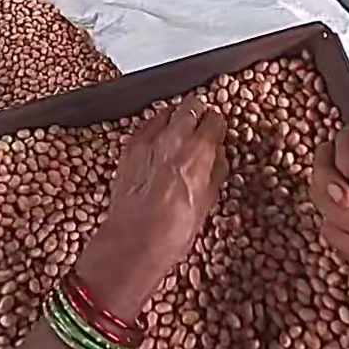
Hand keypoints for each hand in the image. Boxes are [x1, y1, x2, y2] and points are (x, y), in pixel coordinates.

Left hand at [78, 96, 228, 315]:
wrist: (132, 242)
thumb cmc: (172, 230)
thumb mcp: (207, 203)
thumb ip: (215, 172)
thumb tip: (218, 156)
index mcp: (198, 151)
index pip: (214, 121)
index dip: (218, 125)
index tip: (219, 130)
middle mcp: (173, 139)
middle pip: (191, 106)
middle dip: (199, 111)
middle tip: (203, 121)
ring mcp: (148, 141)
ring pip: (167, 111)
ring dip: (177, 116)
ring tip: (181, 126)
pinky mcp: (129, 148)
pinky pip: (146, 125)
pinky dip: (156, 125)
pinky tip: (159, 136)